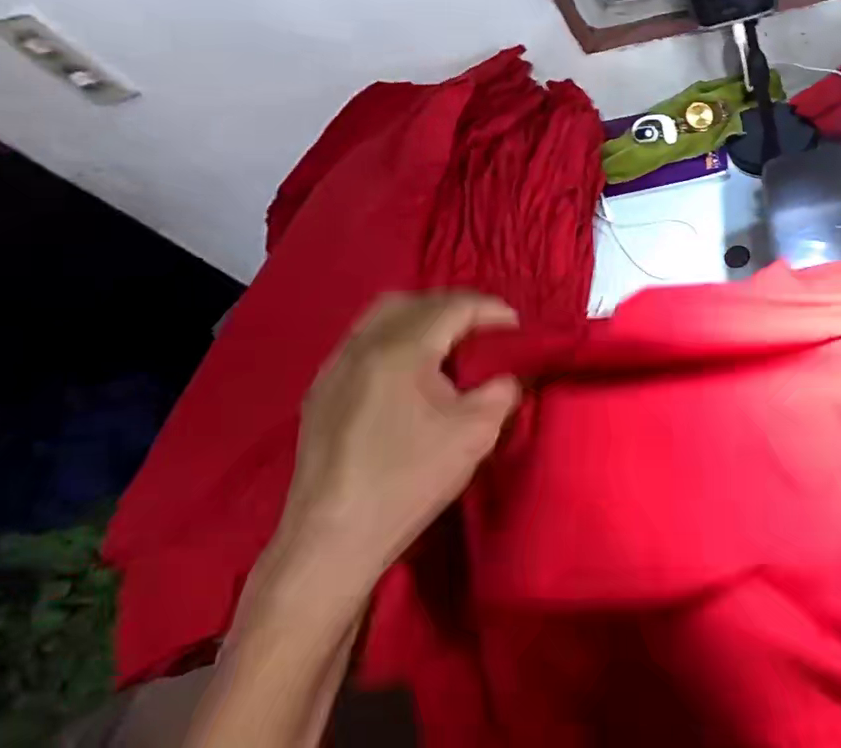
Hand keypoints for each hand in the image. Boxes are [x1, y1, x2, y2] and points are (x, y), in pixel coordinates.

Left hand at [274, 291, 521, 590]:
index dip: (493, 310)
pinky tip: (415, 372)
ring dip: (422, 320)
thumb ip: (503, 389)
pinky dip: (396, 340)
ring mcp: (333, 371)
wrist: (334, 539)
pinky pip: (363, 344)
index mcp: (400, 352)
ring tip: (453, 346)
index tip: (519, 328)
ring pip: (380, 318)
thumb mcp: (478, 431)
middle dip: (455, 307)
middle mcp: (360, 349)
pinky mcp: (321, 395)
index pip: (454, 307)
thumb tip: (508, 376)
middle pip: (412, 301)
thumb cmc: (411, 479)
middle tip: (487, 330)